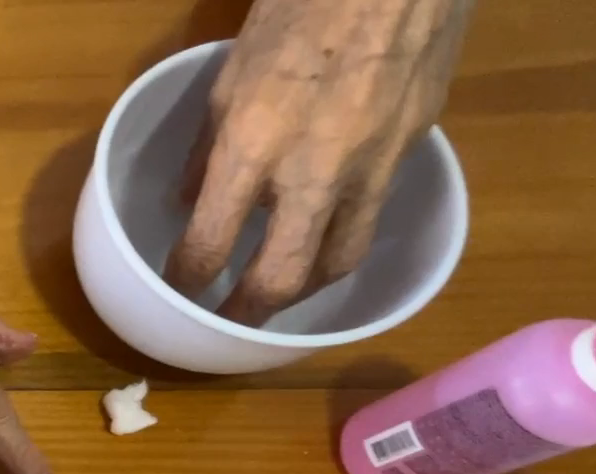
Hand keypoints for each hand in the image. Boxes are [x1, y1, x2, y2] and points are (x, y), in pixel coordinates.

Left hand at [166, 0, 472, 324]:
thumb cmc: (299, 9)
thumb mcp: (225, 84)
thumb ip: (203, 154)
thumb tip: (184, 205)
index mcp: (252, 150)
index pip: (208, 247)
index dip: (187, 280)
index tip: (179, 288)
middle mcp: (314, 169)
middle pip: (284, 276)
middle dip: (250, 310)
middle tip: (231, 320)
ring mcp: (374, 160)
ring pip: (341, 257)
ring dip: (304, 287)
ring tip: (279, 293)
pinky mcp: (416, 142)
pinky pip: (375, 212)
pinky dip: (342, 238)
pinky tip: (322, 236)